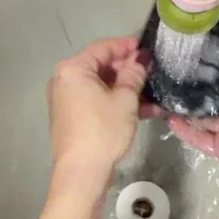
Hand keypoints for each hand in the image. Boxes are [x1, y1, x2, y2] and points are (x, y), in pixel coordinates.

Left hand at [48, 36, 149, 177]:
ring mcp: (67, 100)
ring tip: (154, 96)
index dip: (127, 46)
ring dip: (127, 90)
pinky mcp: (73, 118)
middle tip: (153, 72)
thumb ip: (133, 74)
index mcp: (73, 69)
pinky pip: (97, 102)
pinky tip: (144, 111)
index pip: (103, 47)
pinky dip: (117, 103)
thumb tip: (140, 60)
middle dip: (129, 71)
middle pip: (101, 67)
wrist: (82, 172)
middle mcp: (65, 80)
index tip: (148, 48)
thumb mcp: (125, 100)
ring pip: (102, 87)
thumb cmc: (103, 130)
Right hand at [168, 72, 218, 191]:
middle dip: (194, 92)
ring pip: (203, 119)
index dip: (210, 75)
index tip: (190, 64)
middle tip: (171, 80)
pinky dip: (185, 131)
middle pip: (212, 101)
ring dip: (186, 111)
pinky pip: (199, 138)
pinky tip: (169, 120)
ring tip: (165, 99)